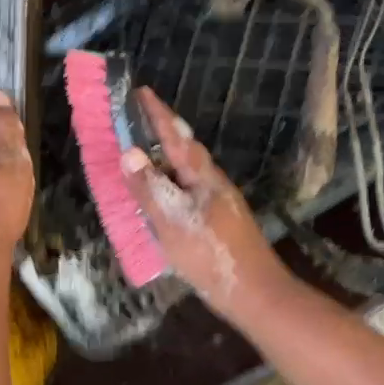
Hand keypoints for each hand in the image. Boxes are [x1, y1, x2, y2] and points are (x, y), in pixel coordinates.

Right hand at [121, 87, 290, 311]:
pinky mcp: (215, 219)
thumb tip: (129, 152)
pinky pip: (183, 188)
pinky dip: (165, 182)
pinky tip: (155, 195)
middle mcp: (211, 182)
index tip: (140, 91)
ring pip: (184, 170)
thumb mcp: (173, 222)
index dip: (157, 114)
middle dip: (158, 132)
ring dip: (161, 158)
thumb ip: (149, 188)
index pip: (176, 136)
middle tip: (132, 120)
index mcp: (202, 176)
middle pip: (182, 149)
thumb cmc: (211, 255)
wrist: (254, 293)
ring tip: (136, 154)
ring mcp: (215, 201)